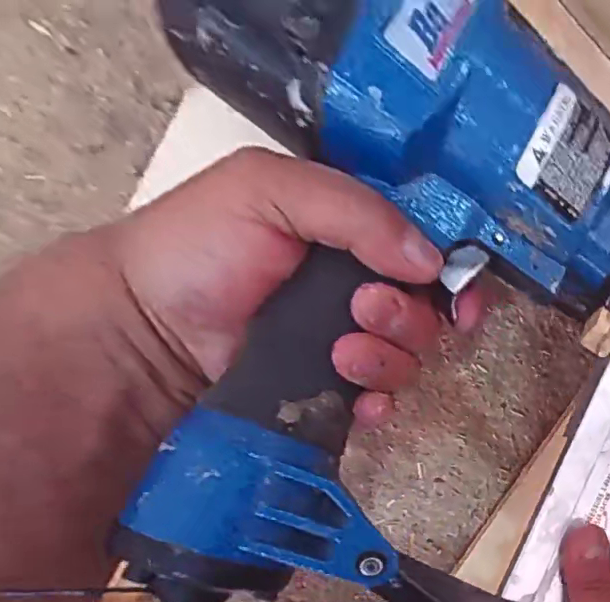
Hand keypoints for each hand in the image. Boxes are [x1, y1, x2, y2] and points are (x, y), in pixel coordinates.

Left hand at [90, 146, 487, 427]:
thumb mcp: (267, 190)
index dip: (456, 278)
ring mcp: (353, 345)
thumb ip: (353, 209)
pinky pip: (386, 403)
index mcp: (356, 237)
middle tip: (363, 310)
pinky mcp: (339, 393)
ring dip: (387, 359)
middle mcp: (362, 291)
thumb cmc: (200, 248)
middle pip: (429, 314)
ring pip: (411, 361)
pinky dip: (379, 401)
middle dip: (406, 317)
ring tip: (339, 353)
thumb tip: (430, 259)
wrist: (151, 332)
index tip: (458, 300)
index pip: (430, 255)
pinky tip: (354, 396)